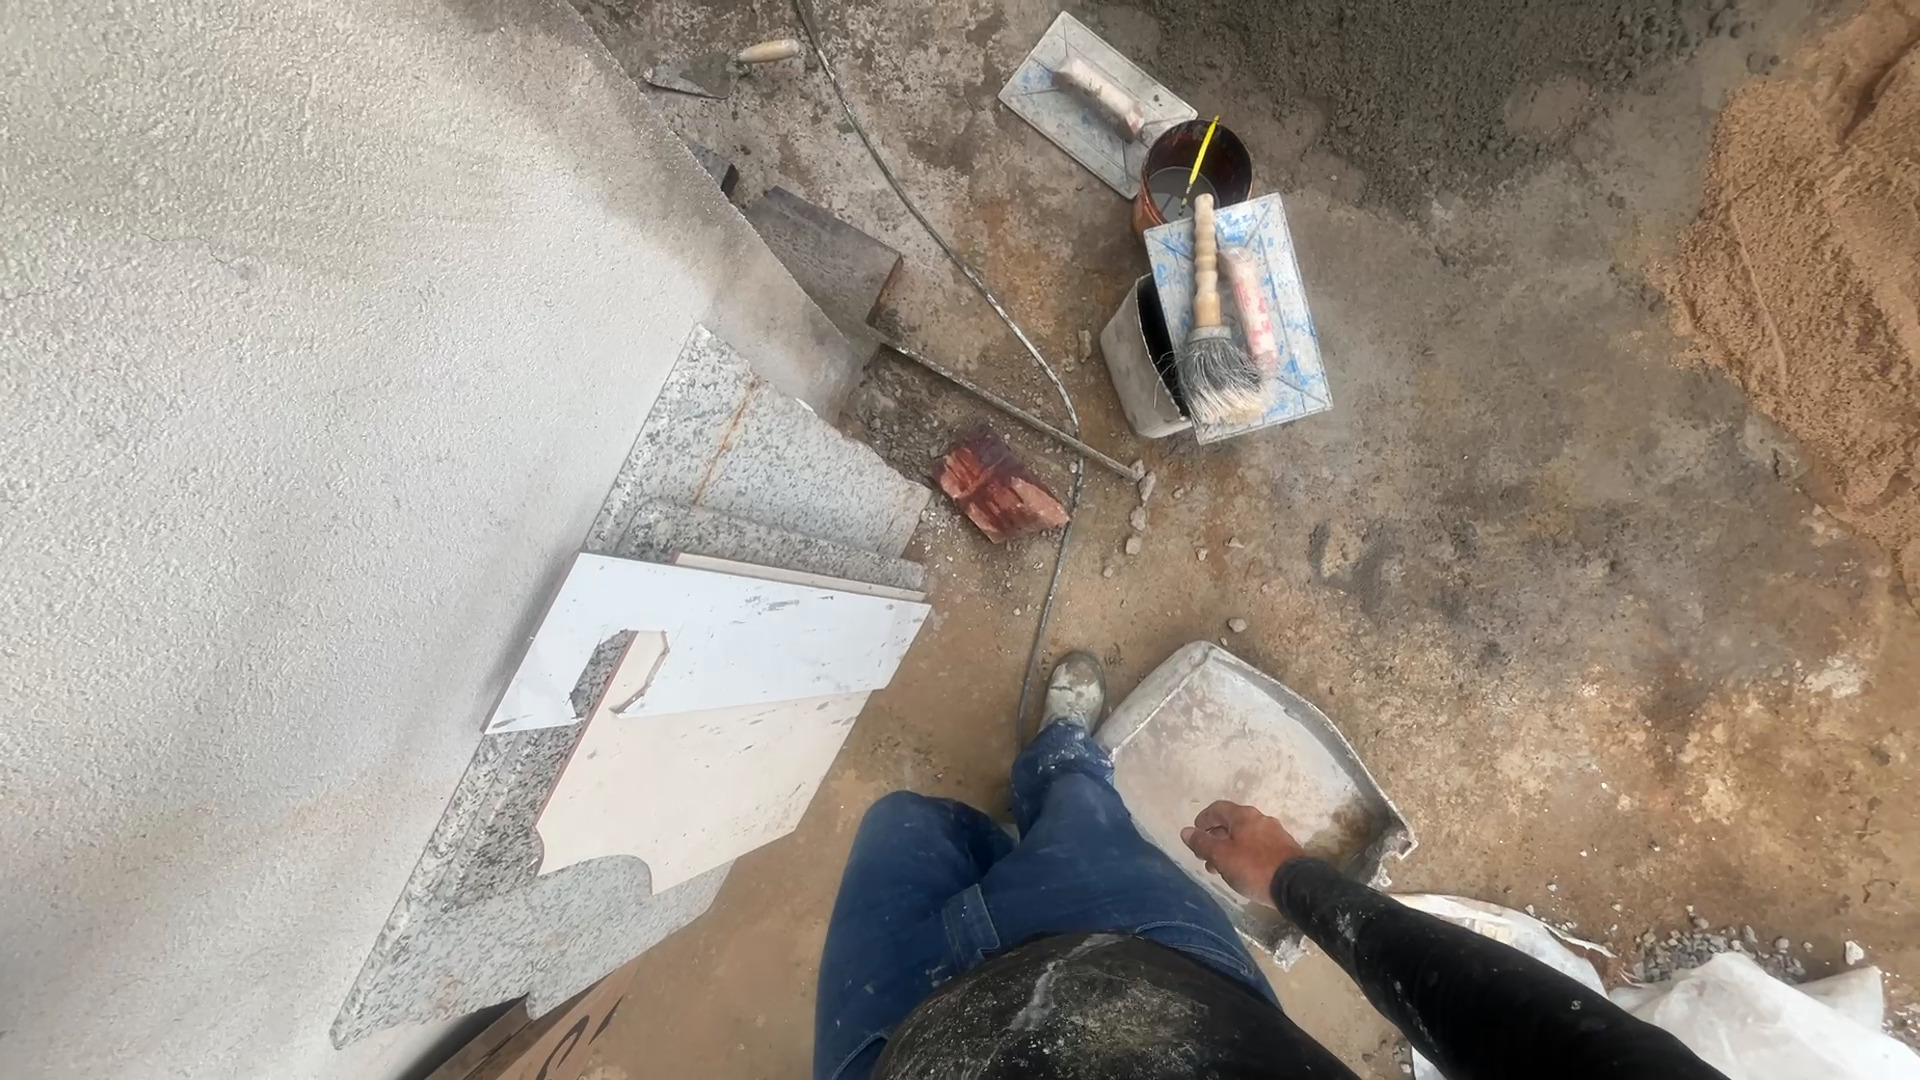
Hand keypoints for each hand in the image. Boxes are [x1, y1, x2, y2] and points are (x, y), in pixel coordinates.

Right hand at [1181, 801, 1306, 906]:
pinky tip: (1243, 872)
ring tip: (1221, 869)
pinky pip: (1258, 847)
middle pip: (1231, 823)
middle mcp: (1260, 819)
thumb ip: (1202, 843)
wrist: (1297, 886)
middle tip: (1206, 857)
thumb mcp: (1221, 857)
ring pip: (1245, 837)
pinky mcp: (1285, 850)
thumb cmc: (1254, 867)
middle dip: (1215, 839)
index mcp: (1243, 815)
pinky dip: (1245, 855)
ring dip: (1230, 849)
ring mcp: (1275, 834)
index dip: (1203, 820)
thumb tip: (1185, 831)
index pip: (1217, 809)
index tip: (1195, 834)